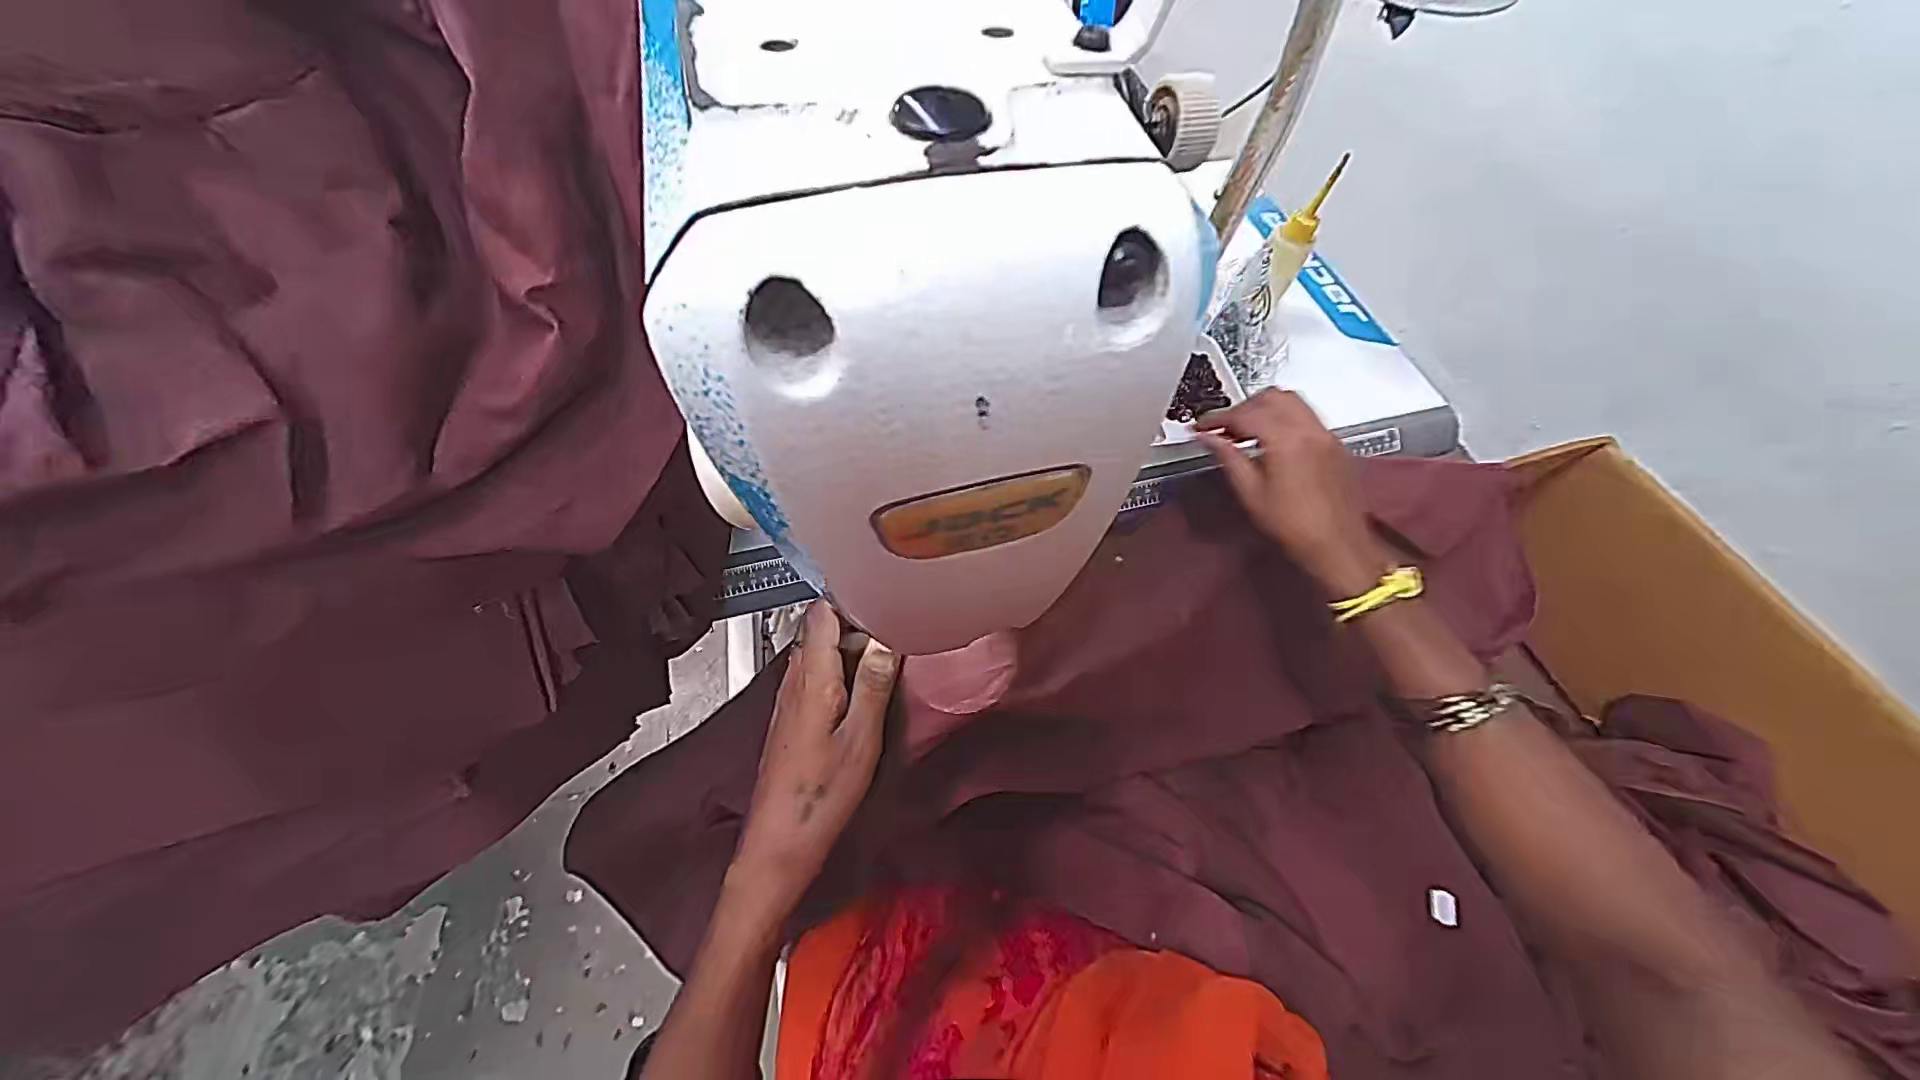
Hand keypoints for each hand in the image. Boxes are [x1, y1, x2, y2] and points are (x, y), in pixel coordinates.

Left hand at [731, 602, 898, 920]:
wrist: (778, 842)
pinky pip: (818, 676)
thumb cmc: (819, 796)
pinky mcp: (793, 715)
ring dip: (853, 654)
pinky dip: (843, 676)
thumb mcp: (862, 738)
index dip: (854, 602)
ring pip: (822, 652)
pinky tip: (863, 699)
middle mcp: (794, 681)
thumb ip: (874, 682)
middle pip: (824, 629)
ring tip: (884, 670)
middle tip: (895, 644)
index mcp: (811, 678)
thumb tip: (887, 639)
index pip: (823, 612)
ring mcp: (790, 697)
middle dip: (861, 629)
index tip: (885, 607)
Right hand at [1197, 389, 1392, 594]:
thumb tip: (1210, 439)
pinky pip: (1306, 417)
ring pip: (1292, 402)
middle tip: (1223, 428)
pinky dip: (1283, 419)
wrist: (1336, 544)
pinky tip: (1270, 442)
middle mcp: (1311, 430)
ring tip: (1244, 432)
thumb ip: (1228, 457)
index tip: (1202, 427)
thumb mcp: (1250, 492)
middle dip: (1243, 408)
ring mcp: (1326, 436)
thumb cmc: (1292, 525)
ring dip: (1265, 410)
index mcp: (1287, 440)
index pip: (1246, 414)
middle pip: (1272, 398)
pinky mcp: (1335, 445)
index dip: (1218, 419)